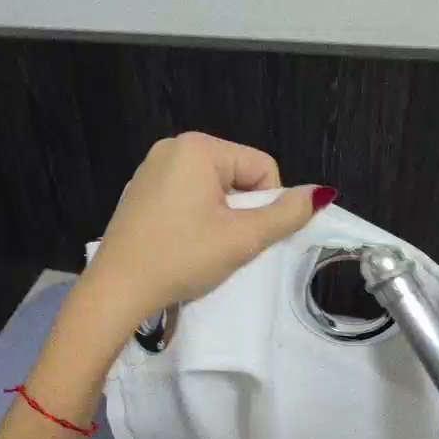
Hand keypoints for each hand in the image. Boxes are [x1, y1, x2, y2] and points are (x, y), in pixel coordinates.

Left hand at [79, 132, 332, 329]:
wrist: (117, 291)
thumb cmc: (182, 258)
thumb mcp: (242, 238)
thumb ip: (286, 213)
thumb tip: (321, 193)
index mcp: (197, 147)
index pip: (261, 167)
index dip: (266, 205)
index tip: (247, 236)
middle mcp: (171, 148)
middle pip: (236, 176)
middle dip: (241, 211)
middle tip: (225, 245)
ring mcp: (150, 170)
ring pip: (211, 190)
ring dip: (220, 218)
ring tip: (203, 249)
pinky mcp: (139, 195)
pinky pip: (184, 199)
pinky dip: (194, 221)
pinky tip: (182, 247)